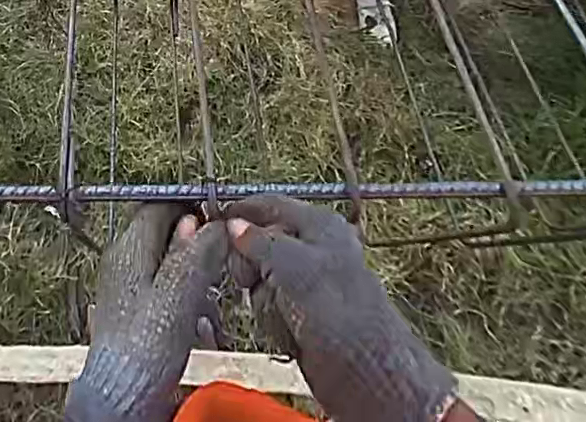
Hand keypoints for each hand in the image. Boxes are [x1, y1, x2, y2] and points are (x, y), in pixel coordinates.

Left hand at [65, 204, 228, 421]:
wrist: (120, 401)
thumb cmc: (144, 348)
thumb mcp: (181, 293)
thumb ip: (198, 253)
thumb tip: (215, 223)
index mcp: (130, 246)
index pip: (160, 205)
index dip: (190, 208)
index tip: (216, 220)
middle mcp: (124, 259)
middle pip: (164, 234)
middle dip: (195, 245)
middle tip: (220, 261)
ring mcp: (126, 286)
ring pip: (166, 263)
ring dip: (193, 275)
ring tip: (211, 299)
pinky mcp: (132, 313)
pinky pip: (163, 291)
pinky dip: (184, 299)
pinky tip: (199, 323)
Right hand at [224, 196, 459, 421]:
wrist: (369, 380)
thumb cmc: (342, 317)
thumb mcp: (294, 268)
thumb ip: (259, 242)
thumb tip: (233, 226)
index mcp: (318, 225)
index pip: (270, 204)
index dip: (242, 211)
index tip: (215, 221)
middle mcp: (312, 248)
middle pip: (258, 242)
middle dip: (252, 266)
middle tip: (250, 278)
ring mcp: (307, 283)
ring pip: (260, 277)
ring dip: (264, 299)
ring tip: (284, 314)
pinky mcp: (302, 313)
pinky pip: (268, 304)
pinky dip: (272, 318)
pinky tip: (288, 330)